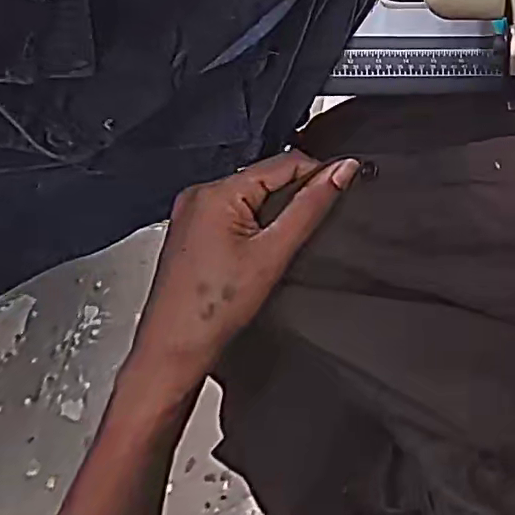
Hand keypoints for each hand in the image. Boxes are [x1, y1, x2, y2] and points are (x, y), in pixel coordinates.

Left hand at [125, 151, 359, 391]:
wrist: (172, 353)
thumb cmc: (211, 311)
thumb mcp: (275, 251)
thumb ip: (311, 205)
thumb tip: (341, 170)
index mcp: (217, 192)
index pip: (285, 161)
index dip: (318, 173)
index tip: (342, 187)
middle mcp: (200, 194)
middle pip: (269, 176)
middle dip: (296, 194)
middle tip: (312, 225)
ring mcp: (193, 211)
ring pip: (254, 193)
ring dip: (276, 210)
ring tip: (283, 242)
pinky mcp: (192, 228)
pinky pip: (236, 209)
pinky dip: (256, 222)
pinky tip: (259, 249)